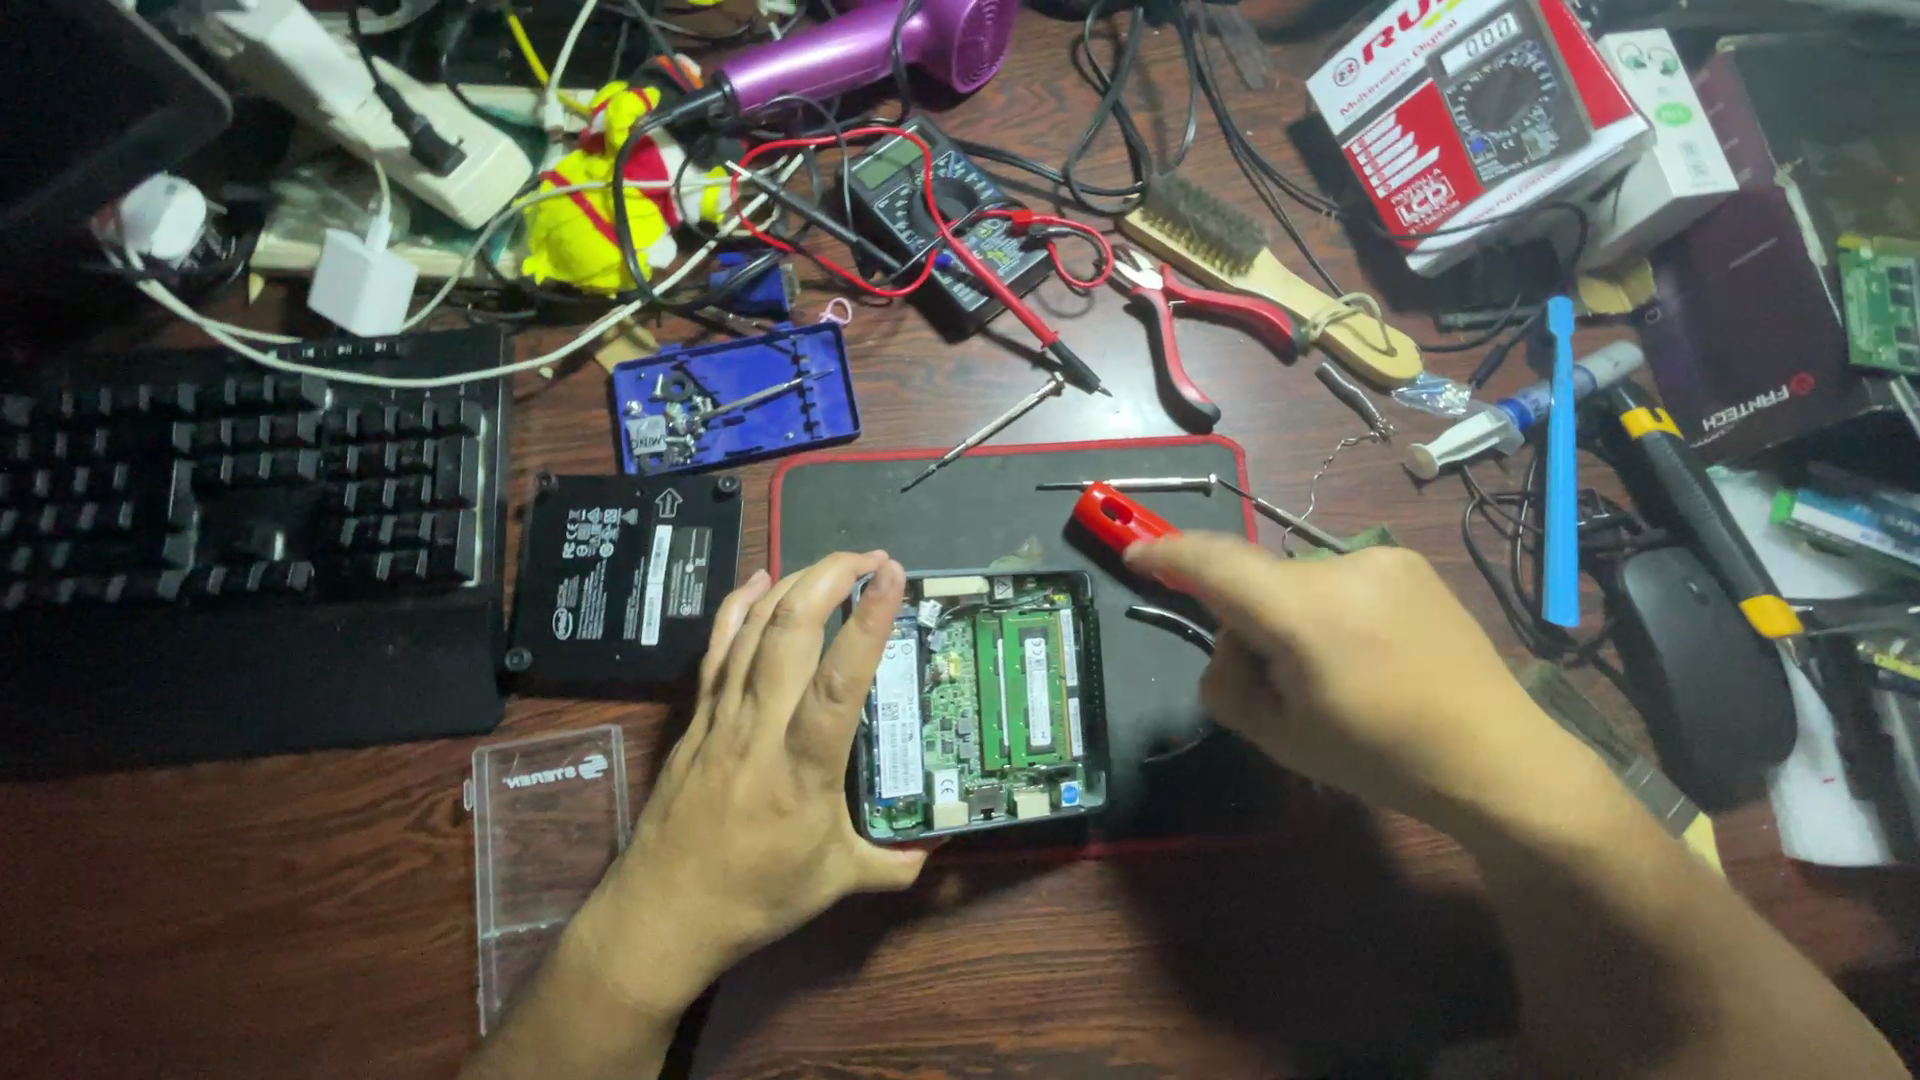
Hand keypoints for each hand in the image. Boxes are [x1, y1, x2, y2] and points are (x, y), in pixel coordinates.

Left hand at [564, 552, 928, 1016]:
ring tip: (836, 562)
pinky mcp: (697, 715)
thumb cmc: (755, 896)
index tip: (892, 575)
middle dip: (831, 577)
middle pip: (790, 632)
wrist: (660, 914)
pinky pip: (717, 646)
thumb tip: (943, 844)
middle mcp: (760, 727)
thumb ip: (896, 861)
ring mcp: (722, 715)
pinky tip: (760, 578)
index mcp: (804, 768)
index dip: (867, 622)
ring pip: (754, 628)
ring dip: (796, 582)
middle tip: (873, 558)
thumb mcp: (838, 882)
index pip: (840, 682)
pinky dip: (738, 605)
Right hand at [1125, 534, 1581, 825]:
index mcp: (1306, 616)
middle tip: (1270, 676)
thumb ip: (1225, 680)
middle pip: (1254, 578)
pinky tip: (1363, 653)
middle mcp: (1343, 568)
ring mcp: (1382, 559)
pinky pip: (1334, 578)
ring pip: (1293, 579)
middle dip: (1242, 617)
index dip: (1168, 553)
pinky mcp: (1408, 563)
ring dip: (1285, 613)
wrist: (1499, 760)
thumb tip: (1233, 639)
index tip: (1135, 552)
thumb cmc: (1379, 759)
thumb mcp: (1276, 737)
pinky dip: (1323, 607)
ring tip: (1330, 671)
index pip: (1216, 564)